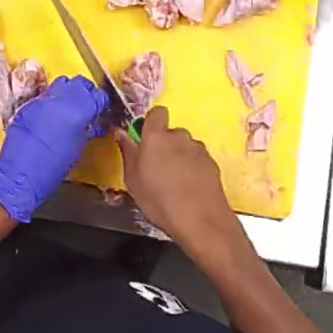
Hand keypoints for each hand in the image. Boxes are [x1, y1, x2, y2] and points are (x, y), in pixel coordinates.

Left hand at [0, 76, 108, 222]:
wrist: (20, 175)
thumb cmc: (52, 168)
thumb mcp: (78, 148)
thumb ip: (88, 129)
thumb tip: (94, 122)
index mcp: (78, 110)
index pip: (97, 95)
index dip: (101, 102)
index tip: (101, 109)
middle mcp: (60, 100)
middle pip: (78, 83)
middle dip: (85, 91)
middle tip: (87, 105)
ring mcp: (41, 101)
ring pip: (60, 85)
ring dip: (66, 93)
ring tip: (68, 110)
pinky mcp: (27, 106)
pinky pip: (44, 97)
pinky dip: (51, 102)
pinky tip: (51, 117)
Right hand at [118, 106, 250, 263]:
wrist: (199, 219)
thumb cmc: (158, 200)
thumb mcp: (133, 179)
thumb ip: (128, 151)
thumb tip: (120, 132)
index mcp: (156, 137)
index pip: (157, 112)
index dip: (151, 123)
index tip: (145, 139)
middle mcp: (180, 137)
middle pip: (171, 133)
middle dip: (164, 145)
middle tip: (155, 168)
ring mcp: (198, 149)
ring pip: (184, 147)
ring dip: (178, 157)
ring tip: (173, 182)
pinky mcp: (212, 163)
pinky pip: (196, 159)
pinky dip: (191, 168)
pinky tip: (187, 188)